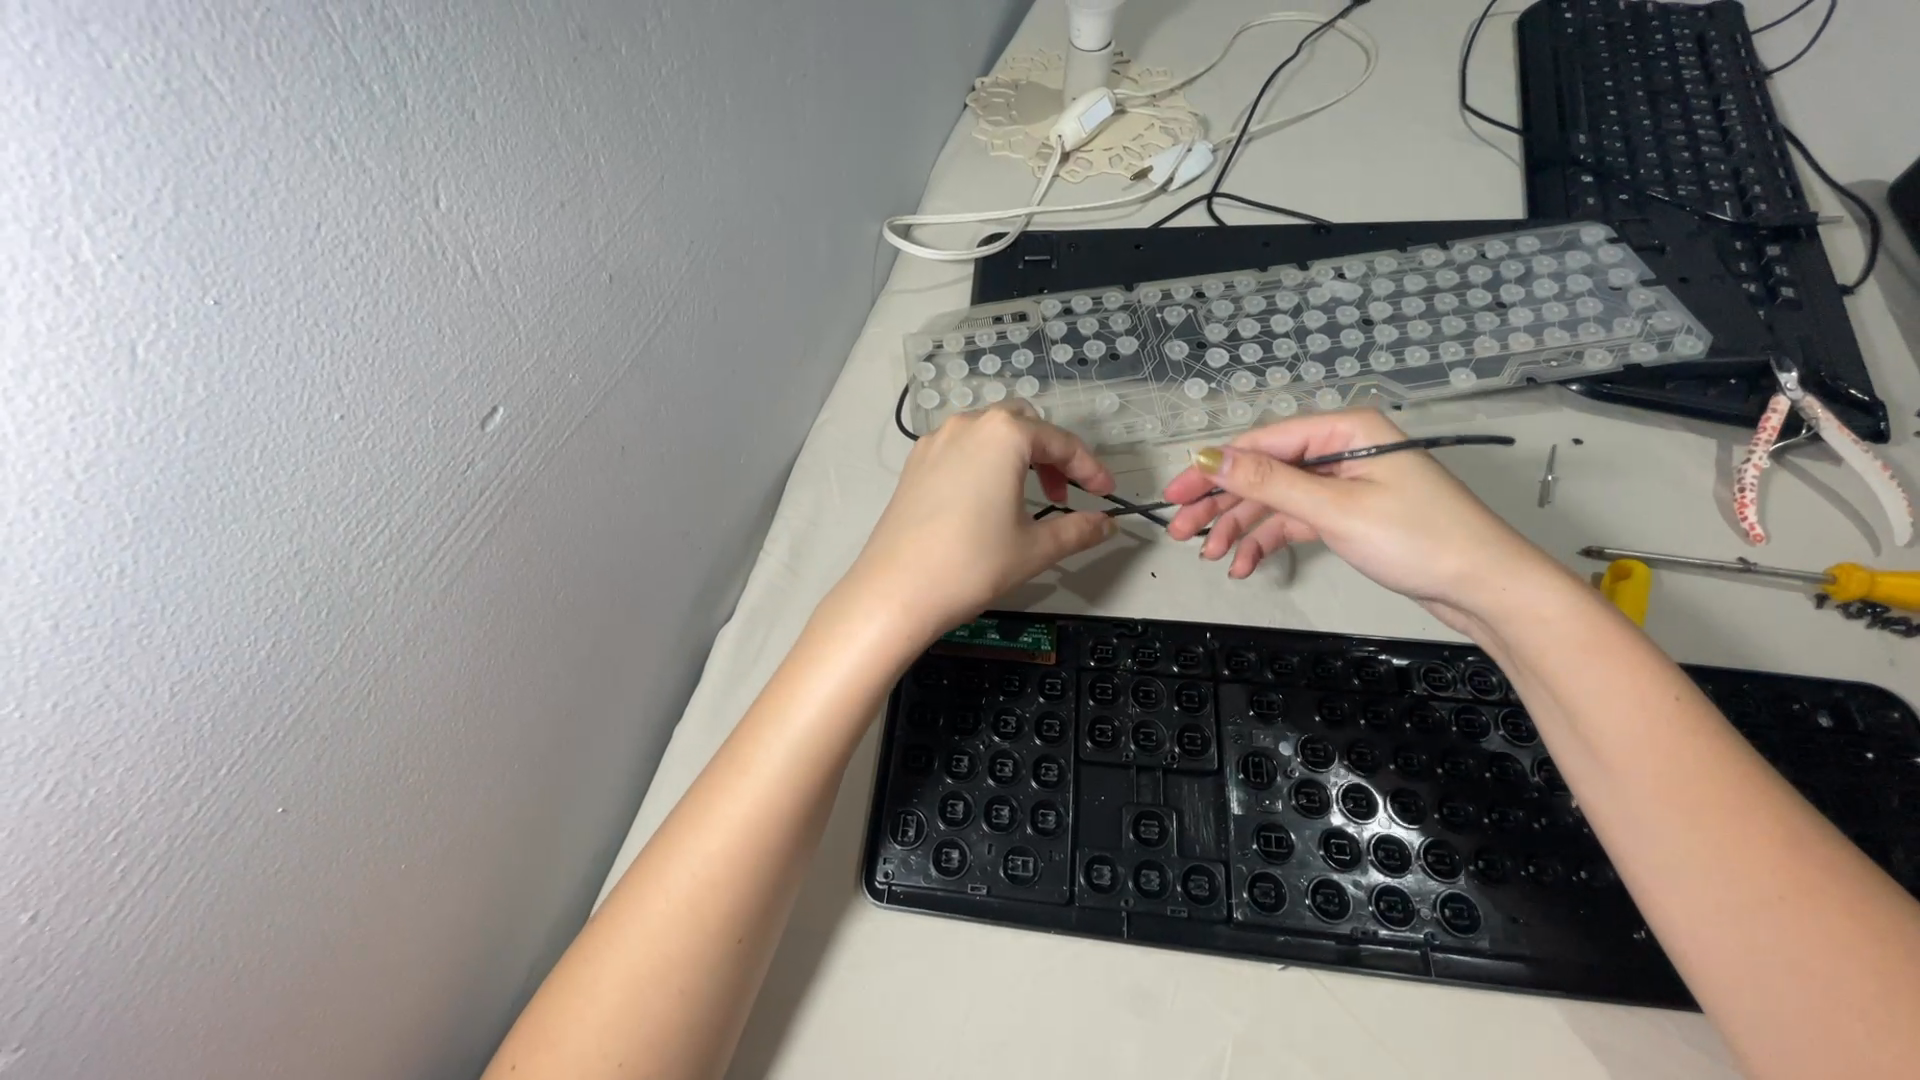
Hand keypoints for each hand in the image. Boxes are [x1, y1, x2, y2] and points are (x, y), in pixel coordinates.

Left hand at [844, 407, 1116, 641]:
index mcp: (1003, 434)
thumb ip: (1078, 530)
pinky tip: (988, 502)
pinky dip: (986, 465)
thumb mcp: (1035, 549)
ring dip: (1017, 458)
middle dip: (1051, 456)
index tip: (1106, 494)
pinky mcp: (915, 465)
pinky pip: (962, 450)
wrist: (896, 591)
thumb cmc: (972, 564)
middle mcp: (967, 425)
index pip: (1060, 442)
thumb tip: (1106, 525)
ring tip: (1028, 500)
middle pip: (1023, 426)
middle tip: (1065, 496)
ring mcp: (935, 442)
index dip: (1089, 468)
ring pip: (989, 435)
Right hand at [1162, 409, 1561, 628]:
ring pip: (1273, 500)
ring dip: (1240, 528)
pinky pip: (1294, 522)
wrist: (1485, 588)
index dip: (1212, 469)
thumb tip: (1209, 457)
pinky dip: (1268, 541)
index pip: (1261, 443)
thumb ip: (1268, 482)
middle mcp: (1340, 450)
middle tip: (1181, 531)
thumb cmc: (1420, 539)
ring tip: (1212, 556)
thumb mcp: (1335, 508)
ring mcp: (1343, 484)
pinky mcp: (1346, 516)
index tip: (1174, 495)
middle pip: (1263, 471)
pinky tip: (1246, 564)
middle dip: (1220, 503)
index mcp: (1343, 430)